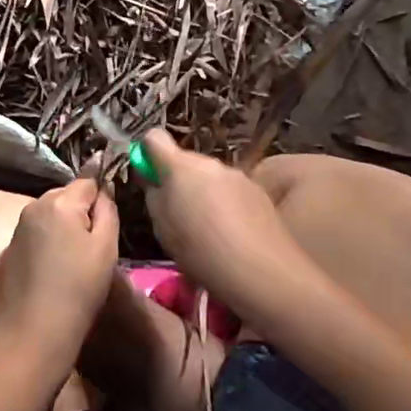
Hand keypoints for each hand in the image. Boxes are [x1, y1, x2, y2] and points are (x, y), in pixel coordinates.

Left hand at [0, 179, 119, 385]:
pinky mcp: (6, 252)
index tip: (107, 225)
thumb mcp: (106, 249)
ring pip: (48, 217)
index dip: (101, 200)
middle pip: (65, 197)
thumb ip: (107, 211)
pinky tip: (51, 274)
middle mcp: (32, 207)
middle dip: (79, 213)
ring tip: (72, 264)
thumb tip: (102, 191)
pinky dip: (44, 247)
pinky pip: (33, 238)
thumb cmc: (78, 291)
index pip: (87, 181)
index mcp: (59, 202)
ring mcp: (16, 230)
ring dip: (61, 229)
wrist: (32, 335)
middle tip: (92, 249)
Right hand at [140, 130, 313, 319]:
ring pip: (209, 177)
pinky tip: (229, 234)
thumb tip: (153, 179)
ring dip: (203, 193)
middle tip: (177, 213)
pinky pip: (231, 191)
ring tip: (206, 229)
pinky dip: (225, 205)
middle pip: (185, 161)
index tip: (149, 177)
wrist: (262, 273)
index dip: (148, 154)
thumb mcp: (161, 225)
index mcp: (180, 166)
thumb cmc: (200, 250)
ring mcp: (237, 175)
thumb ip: (153, 194)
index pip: (154, 138)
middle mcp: (210, 163)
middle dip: (179, 180)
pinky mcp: (259, 192)